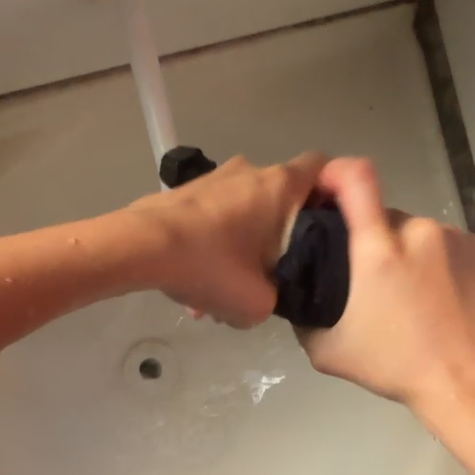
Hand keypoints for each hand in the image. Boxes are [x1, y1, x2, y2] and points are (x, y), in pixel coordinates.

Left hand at [124, 152, 325, 327]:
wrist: (141, 247)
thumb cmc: (211, 266)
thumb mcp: (258, 304)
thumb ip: (277, 298)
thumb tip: (267, 296)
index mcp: (281, 186)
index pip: (325, 170)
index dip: (333, 194)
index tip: (328, 226)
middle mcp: (250, 170)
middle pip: (279, 200)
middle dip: (276, 237)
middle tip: (268, 274)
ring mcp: (213, 178)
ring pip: (240, 215)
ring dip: (236, 251)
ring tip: (218, 294)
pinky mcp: (183, 192)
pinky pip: (210, 220)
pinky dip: (209, 248)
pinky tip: (192, 286)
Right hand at [298, 158, 474, 412]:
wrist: (471, 381)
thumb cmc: (396, 367)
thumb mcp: (330, 353)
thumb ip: (307, 320)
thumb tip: (300, 302)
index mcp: (377, 252)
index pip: (357, 181)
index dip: (336, 173)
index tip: (325, 185)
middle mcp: (417, 232)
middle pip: (384, 219)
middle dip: (371, 242)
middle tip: (370, 284)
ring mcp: (454, 238)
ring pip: (416, 234)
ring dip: (405, 255)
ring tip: (409, 298)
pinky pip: (445, 246)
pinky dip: (434, 264)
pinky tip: (437, 300)